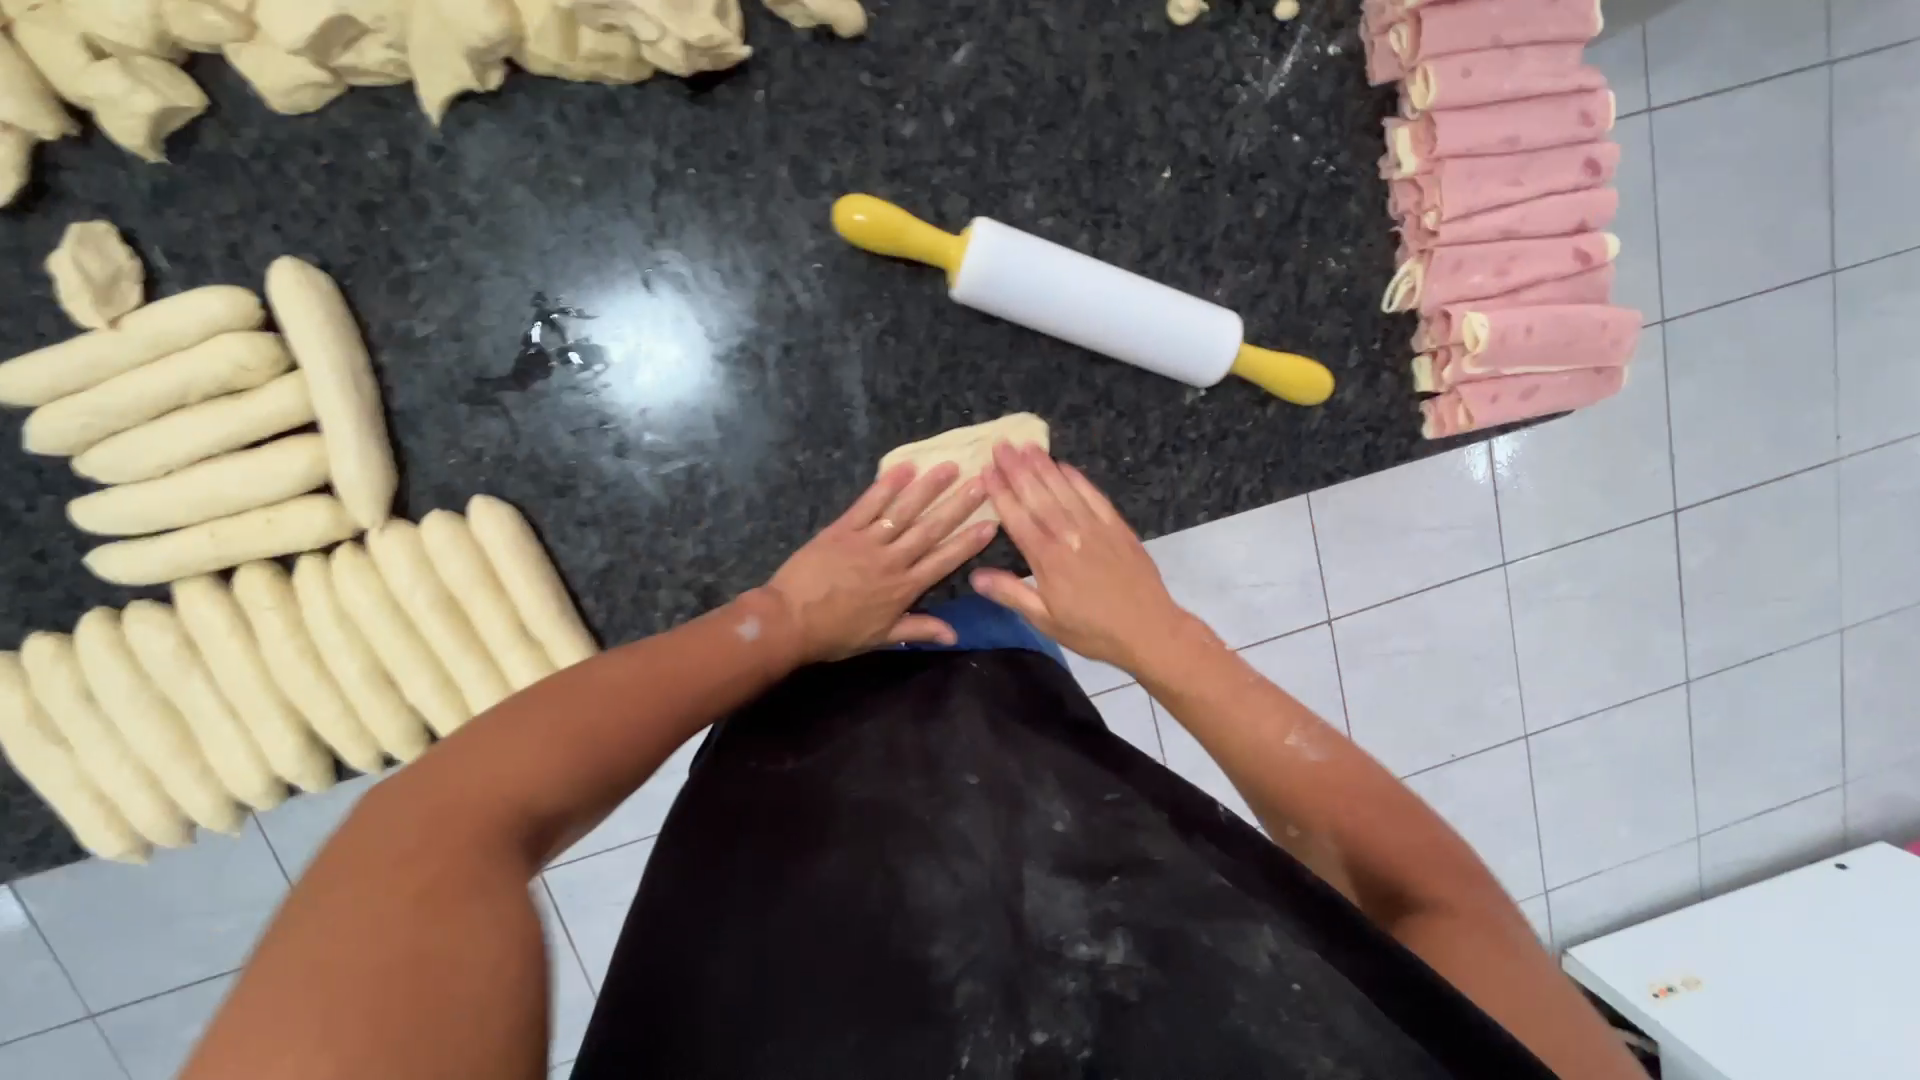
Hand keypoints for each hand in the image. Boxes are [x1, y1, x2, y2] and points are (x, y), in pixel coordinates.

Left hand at [762, 461, 999, 662]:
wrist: (789, 622)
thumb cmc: (835, 634)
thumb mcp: (881, 637)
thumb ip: (919, 629)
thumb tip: (955, 635)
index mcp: (904, 588)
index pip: (944, 560)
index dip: (969, 542)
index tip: (992, 522)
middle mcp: (891, 560)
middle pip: (930, 529)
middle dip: (958, 505)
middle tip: (981, 483)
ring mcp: (866, 541)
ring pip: (904, 511)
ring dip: (928, 488)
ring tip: (950, 467)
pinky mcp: (842, 529)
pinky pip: (868, 504)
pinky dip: (887, 485)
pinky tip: (905, 468)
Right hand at [969, 442, 1189, 671]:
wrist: (1149, 630)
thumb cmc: (1092, 631)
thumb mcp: (1045, 620)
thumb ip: (1010, 594)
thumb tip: (974, 575)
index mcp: (1048, 559)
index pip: (1018, 518)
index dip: (1001, 492)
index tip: (986, 470)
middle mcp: (1069, 535)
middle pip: (1039, 495)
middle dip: (1017, 469)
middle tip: (1001, 445)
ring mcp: (1096, 528)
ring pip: (1065, 490)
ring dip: (1044, 466)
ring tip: (1027, 446)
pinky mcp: (1118, 527)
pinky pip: (1094, 496)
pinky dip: (1078, 479)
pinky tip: (1065, 466)